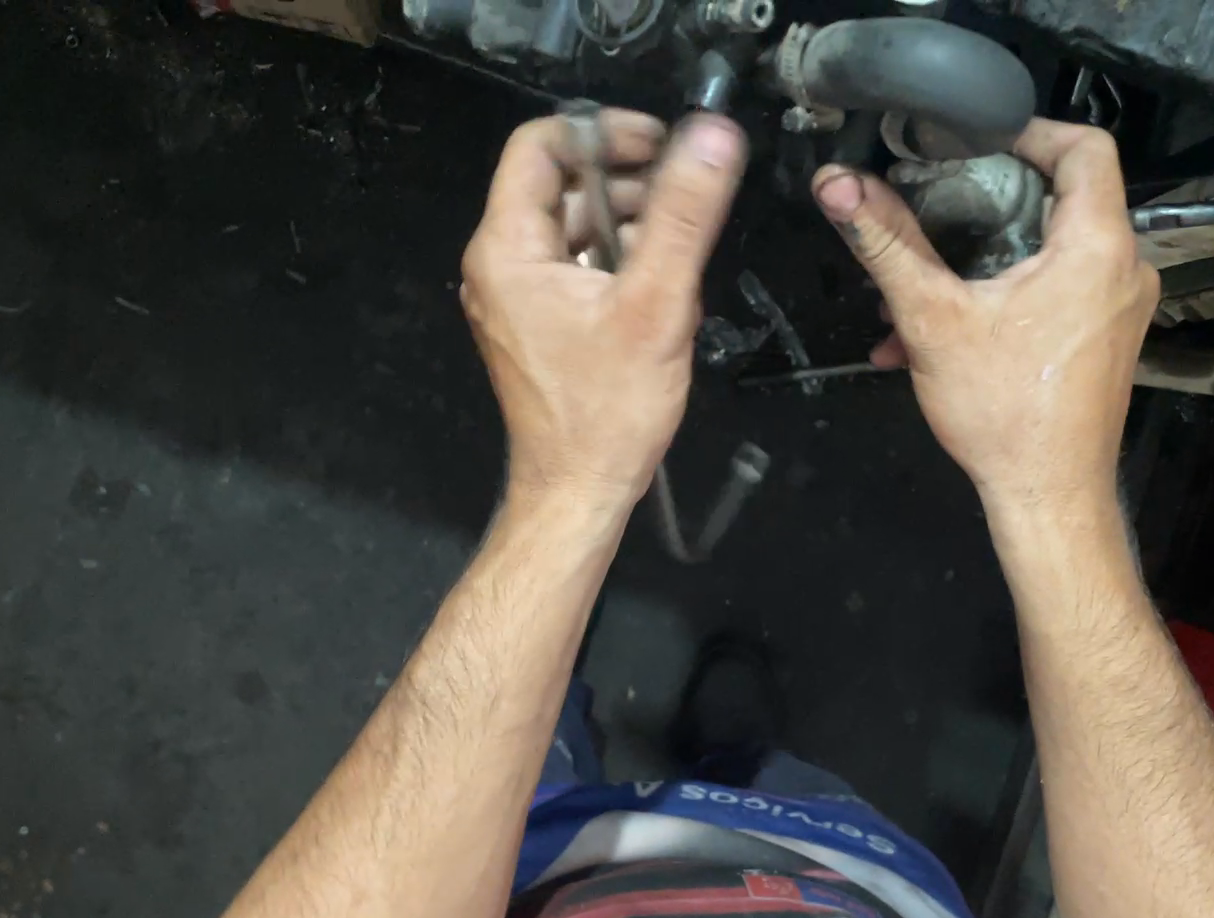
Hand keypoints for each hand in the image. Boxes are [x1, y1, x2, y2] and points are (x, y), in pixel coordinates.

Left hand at [462, 109, 745, 507]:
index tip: (660, 147)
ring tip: (677, 248)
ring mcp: (516, 299)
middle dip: (624, 182)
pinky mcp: (536, 326)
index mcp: (509, 249)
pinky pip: (574, 270)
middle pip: (560, 187)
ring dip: (626, 226)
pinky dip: (614, 264)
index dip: (603, 131)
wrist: (579, 489)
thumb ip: (683, 216)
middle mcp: (500, 267)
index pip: (541, 146)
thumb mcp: (656, 306)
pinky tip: (657, 285)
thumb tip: (713, 137)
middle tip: (682, 198)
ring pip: (571, 230)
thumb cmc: (608, 412)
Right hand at [811, 120, 1158, 512]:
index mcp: (1095, 246)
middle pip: (1054, 203)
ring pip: (1042, 259)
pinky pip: (1047, 299)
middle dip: (977, 215)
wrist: (1044, 492)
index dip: (1026, 132)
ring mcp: (1114, 308)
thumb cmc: (1000, 408)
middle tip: (925, 224)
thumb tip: (839, 187)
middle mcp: (1122, 269)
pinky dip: (995, 306)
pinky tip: (934, 341)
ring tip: (910, 303)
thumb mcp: (932, 320)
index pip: (1083, 146)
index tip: (971, 143)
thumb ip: (888, 247)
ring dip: (973, 272)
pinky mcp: (1100, 340)